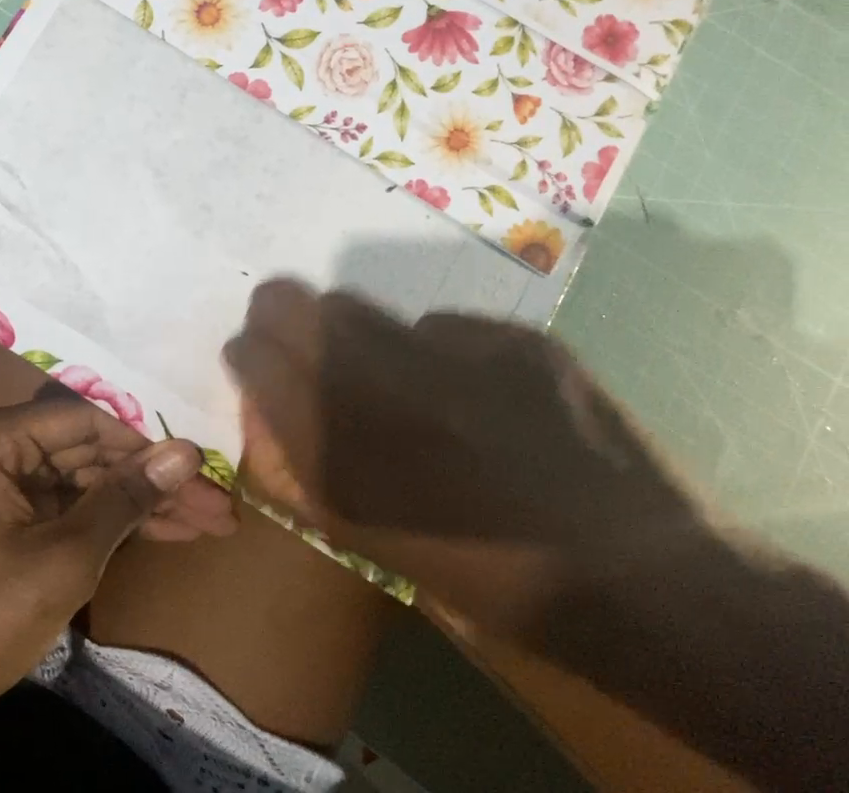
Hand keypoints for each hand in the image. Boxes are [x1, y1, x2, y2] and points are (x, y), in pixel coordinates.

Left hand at [0, 400, 235, 707]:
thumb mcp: (68, 554)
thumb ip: (125, 497)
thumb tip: (185, 453)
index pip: (81, 420)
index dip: (144, 443)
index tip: (204, 465)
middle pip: (86, 447)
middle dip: (151, 477)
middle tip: (219, 502)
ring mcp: (0, 476)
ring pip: (84, 475)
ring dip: (141, 499)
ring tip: (212, 520)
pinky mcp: (11, 508)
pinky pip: (70, 500)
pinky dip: (114, 517)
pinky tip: (172, 529)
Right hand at [222, 278, 708, 636]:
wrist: (636, 581)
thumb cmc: (476, 573)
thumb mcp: (356, 535)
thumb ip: (290, 466)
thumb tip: (258, 408)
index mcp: (330, 442)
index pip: (250, 353)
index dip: (246, 353)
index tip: (255, 362)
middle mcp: (375, 383)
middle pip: (286, 301)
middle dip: (280, 316)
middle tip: (298, 341)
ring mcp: (448, 354)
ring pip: (358, 304)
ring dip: (353, 332)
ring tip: (391, 371)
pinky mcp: (515, 341)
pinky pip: (444, 326)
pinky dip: (440, 352)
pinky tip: (473, 392)